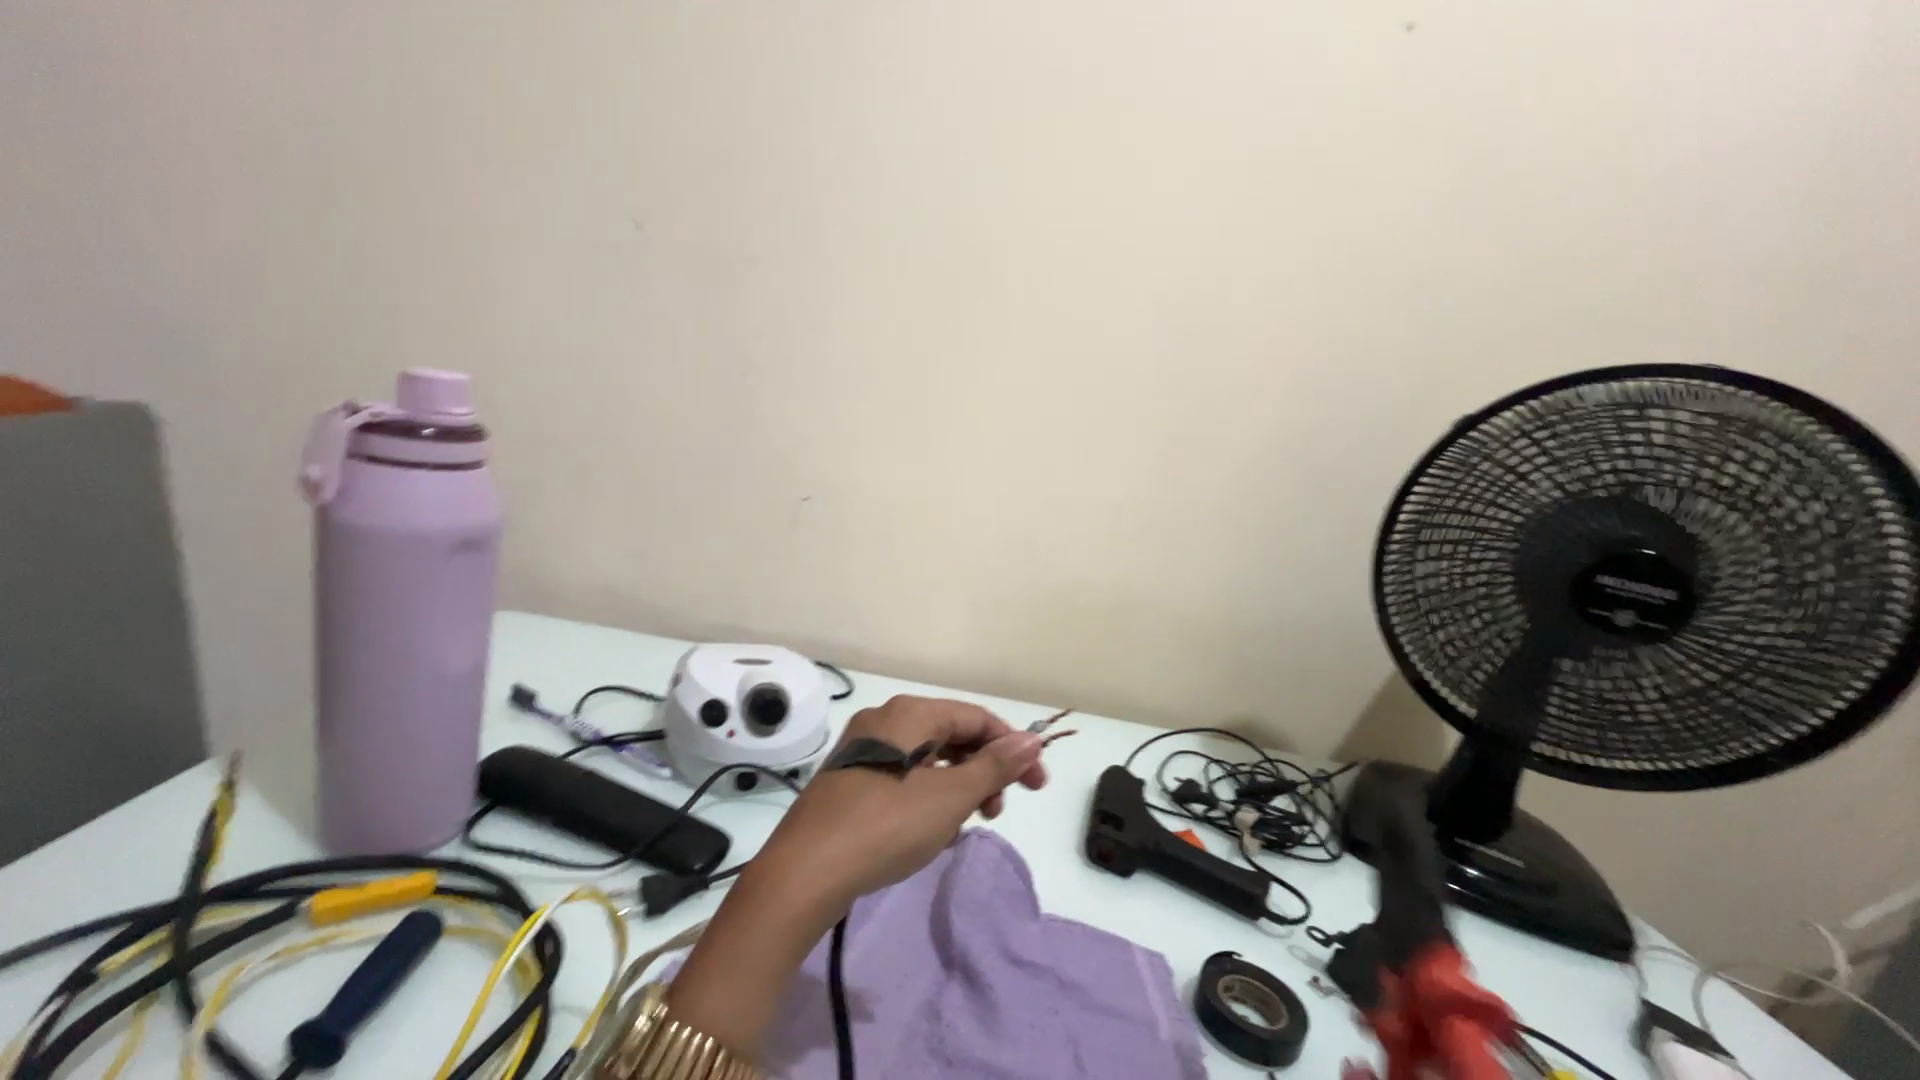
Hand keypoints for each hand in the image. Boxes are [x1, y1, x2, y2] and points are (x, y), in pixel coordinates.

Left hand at [757, 694, 1048, 907]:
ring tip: (964, 824)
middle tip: (997, 811)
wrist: (805, 872)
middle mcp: (884, 720)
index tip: (1037, 786)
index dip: (1012, 748)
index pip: (976, 717)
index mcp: (909, 713)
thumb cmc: (886, 826)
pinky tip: (932, 829)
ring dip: (957, 785)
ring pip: (927, 757)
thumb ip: (995, 766)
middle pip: (951, 734)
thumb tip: (1033, 739)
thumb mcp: (950, 797)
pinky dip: (928, 794)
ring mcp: (862, 749)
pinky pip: (904, 775)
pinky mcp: (849, 779)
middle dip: (983, 769)